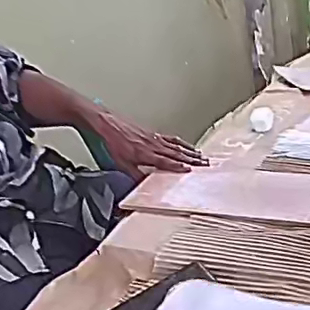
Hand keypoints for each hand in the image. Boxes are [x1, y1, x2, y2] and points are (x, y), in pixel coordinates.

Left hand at [85, 110, 206, 177]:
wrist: (104, 123)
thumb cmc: (111, 143)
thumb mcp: (120, 164)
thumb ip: (135, 175)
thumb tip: (145, 186)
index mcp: (148, 154)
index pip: (168, 162)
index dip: (180, 167)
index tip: (191, 170)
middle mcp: (154, 146)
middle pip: (177, 153)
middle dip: (193, 159)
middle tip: (206, 163)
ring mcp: (154, 138)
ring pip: (177, 146)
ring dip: (190, 151)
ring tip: (201, 155)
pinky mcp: (152, 133)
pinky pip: (170, 138)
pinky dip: (180, 142)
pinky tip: (185, 144)